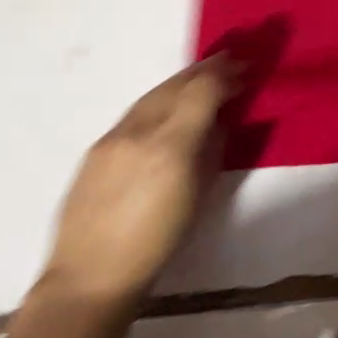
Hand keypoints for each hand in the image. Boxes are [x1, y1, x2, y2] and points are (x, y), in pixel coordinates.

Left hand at [42, 54, 241, 304]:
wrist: (90, 275)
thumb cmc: (159, 240)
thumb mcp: (202, 192)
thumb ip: (213, 147)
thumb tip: (220, 119)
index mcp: (171, 144)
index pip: (204, 88)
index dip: (228, 73)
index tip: (247, 68)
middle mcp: (139, 131)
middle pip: (178, 83)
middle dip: (207, 69)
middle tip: (232, 62)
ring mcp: (112, 137)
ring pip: (154, 93)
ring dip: (182, 81)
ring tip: (203, 78)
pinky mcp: (96, 148)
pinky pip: (135, 111)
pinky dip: (159, 100)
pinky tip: (169, 107)